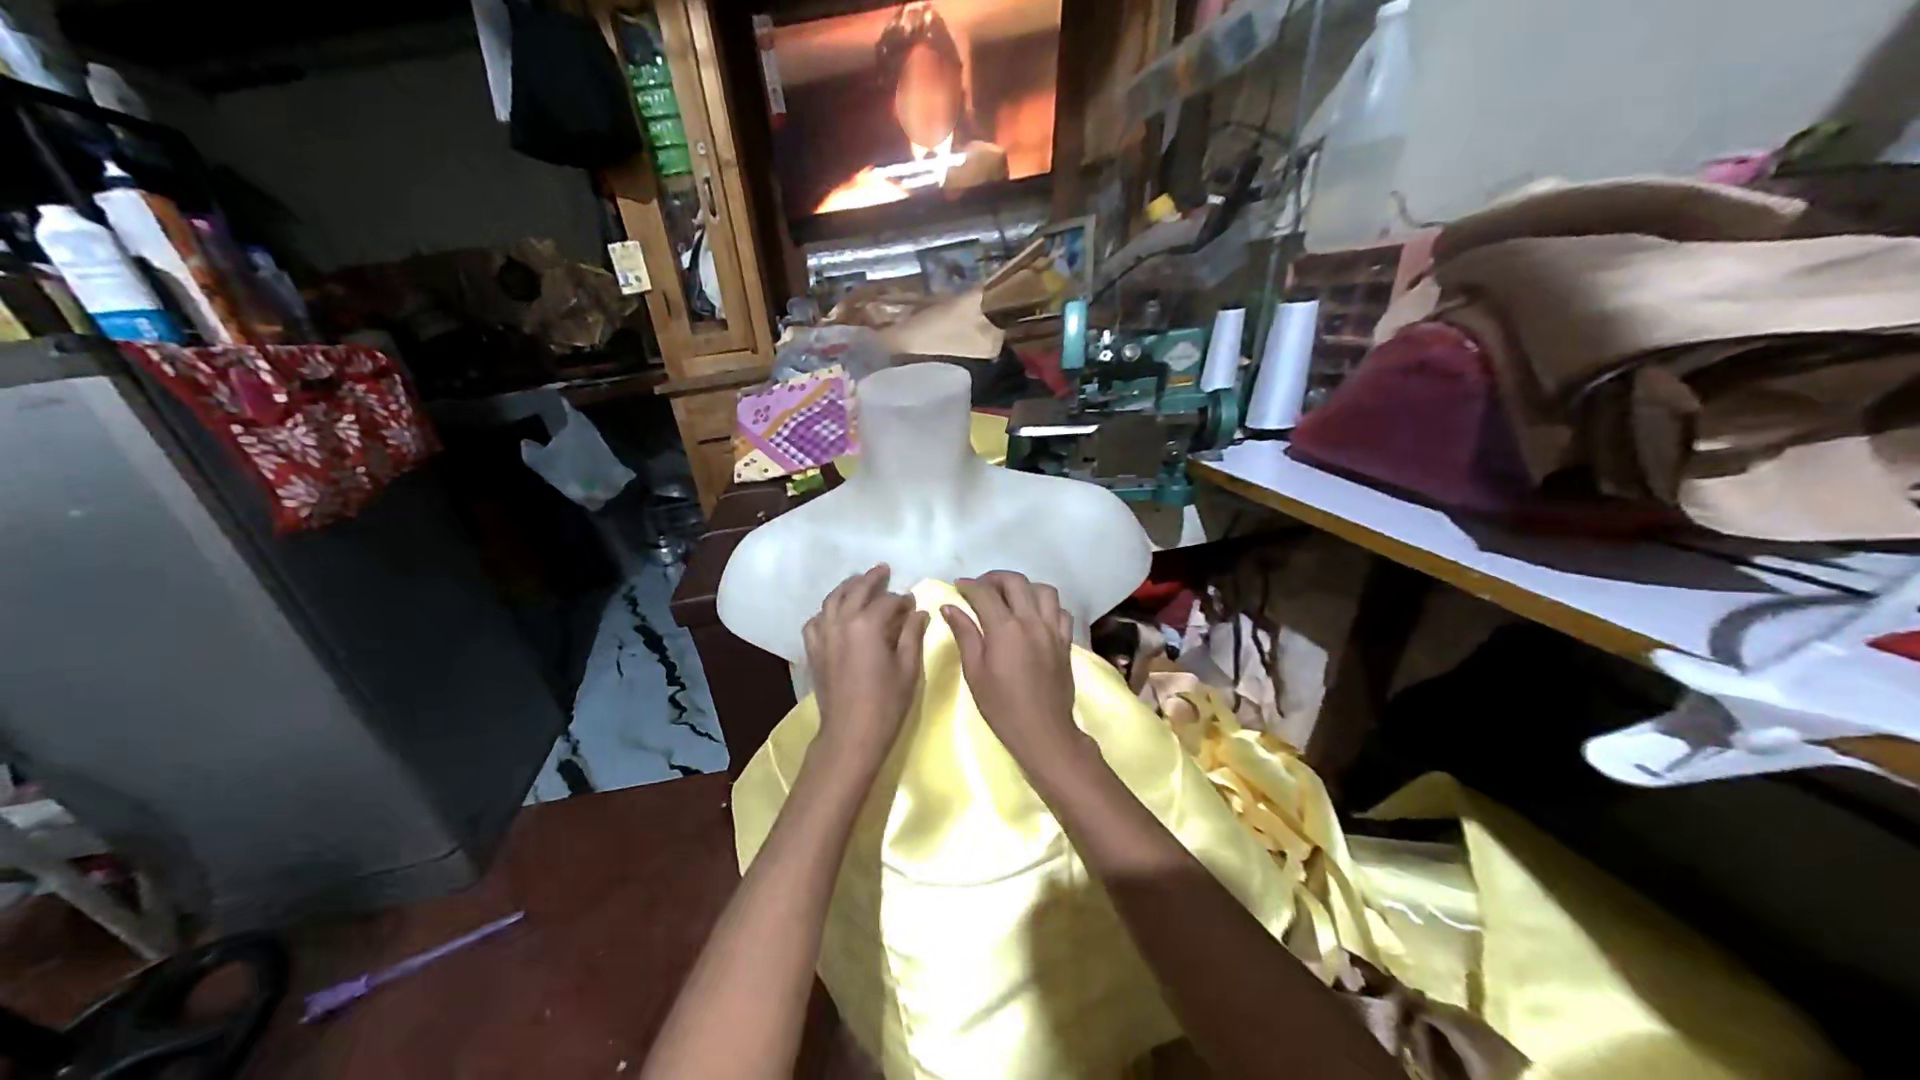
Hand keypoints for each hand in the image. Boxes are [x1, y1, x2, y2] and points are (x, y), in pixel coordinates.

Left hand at [803, 565, 929, 766]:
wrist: (851, 734)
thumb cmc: (886, 703)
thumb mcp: (908, 668)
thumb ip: (912, 635)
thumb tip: (919, 612)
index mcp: (867, 625)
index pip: (888, 602)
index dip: (903, 600)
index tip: (913, 604)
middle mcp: (841, 622)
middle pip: (856, 591)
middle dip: (872, 579)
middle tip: (883, 570)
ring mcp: (823, 635)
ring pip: (832, 600)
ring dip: (847, 587)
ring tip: (858, 582)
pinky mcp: (814, 650)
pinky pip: (816, 621)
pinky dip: (826, 612)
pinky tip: (835, 614)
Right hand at [942, 571, 1083, 764]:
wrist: (1042, 731)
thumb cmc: (1001, 706)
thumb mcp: (975, 672)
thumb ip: (965, 634)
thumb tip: (950, 607)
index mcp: (1005, 628)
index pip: (985, 593)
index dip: (969, 585)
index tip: (959, 586)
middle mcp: (1031, 621)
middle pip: (1015, 582)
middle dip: (995, 578)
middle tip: (981, 589)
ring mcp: (1052, 629)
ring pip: (1043, 590)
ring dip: (1024, 588)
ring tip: (1011, 599)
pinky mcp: (1065, 641)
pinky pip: (1061, 611)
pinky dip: (1047, 606)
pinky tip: (1035, 617)